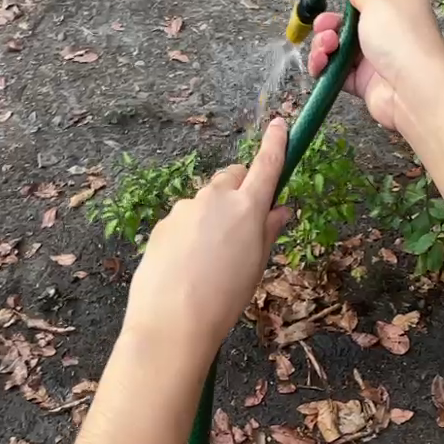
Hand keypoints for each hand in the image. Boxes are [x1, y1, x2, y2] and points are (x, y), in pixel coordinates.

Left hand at [123, 118, 292, 358]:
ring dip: (214, 215)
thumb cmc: (224, 298)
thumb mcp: (257, 265)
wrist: (173, 320)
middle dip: (241, 188)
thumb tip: (280, 209)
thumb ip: (268, 230)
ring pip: (207, 200)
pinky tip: (189, 264)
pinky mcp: (164, 223)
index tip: (278, 124)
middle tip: (245, 221)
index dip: (275, 143)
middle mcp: (215, 198)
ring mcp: (185, 208)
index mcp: (247, 207)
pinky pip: (185, 219)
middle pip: (233, 176)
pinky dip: (191, 232)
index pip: (266, 164)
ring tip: (212, 258)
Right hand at [305, 0, 443, 132]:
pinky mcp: (363, 83)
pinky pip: (337, 72)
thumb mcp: (379, 1)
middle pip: (349, 23)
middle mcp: (388, 32)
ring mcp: (374, 59)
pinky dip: (324, 67)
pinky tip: (319, 63)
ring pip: (339, 48)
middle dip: (329, 23)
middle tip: (323, 27)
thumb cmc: (398, 36)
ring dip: (323, 44)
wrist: (411, 88)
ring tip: (325, 47)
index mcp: (399, 6)